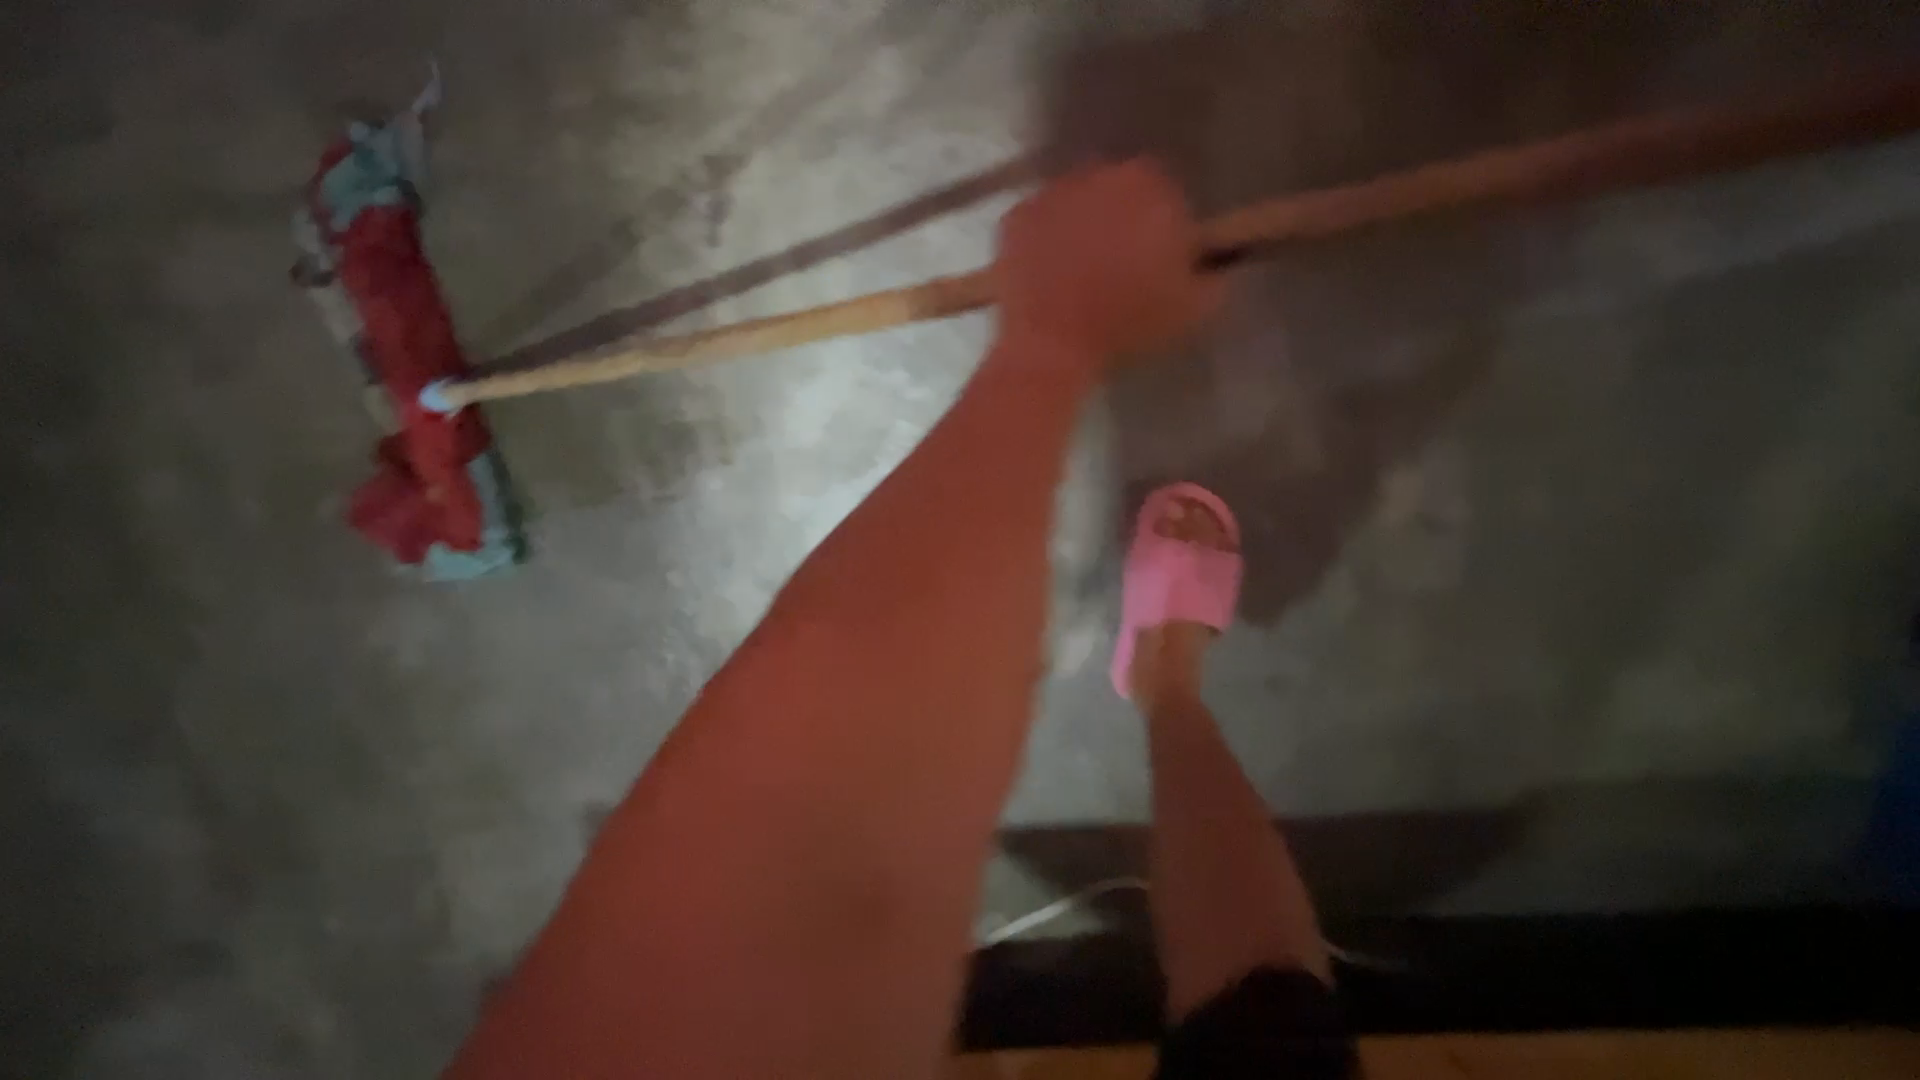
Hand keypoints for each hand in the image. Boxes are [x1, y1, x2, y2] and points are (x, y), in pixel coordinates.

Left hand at [994, 160, 1222, 368]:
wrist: (1051, 346)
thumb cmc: (1126, 327)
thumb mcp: (1191, 309)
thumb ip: (1212, 277)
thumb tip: (1215, 266)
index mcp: (1150, 186)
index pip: (1165, 192)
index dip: (1161, 225)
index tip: (1155, 257)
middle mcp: (1100, 174)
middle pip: (1116, 191)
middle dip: (1119, 221)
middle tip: (1116, 267)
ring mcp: (1052, 192)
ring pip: (1074, 203)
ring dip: (1080, 228)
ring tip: (1078, 275)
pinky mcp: (1015, 216)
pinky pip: (1037, 223)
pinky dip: (1042, 242)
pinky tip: (1047, 275)